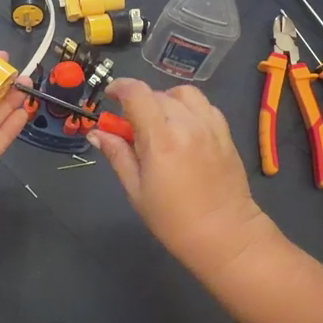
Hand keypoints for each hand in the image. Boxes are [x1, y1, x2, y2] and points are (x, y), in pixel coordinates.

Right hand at [90, 78, 271, 275]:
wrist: (225, 234)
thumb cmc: (173, 219)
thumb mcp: (136, 190)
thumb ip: (117, 154)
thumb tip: (97, 133)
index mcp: (161, 139)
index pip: (137, 94)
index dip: (120, 88)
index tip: (110, 96)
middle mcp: (187, 125)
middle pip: (157, 94)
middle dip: (140, 102)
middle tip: (132, 126)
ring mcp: (210, 127)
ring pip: (184, 94)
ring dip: (166, 99)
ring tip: (160, 121)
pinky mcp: (225, 134)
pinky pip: (205, 106)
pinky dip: (189, 107)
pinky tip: (184, 127)